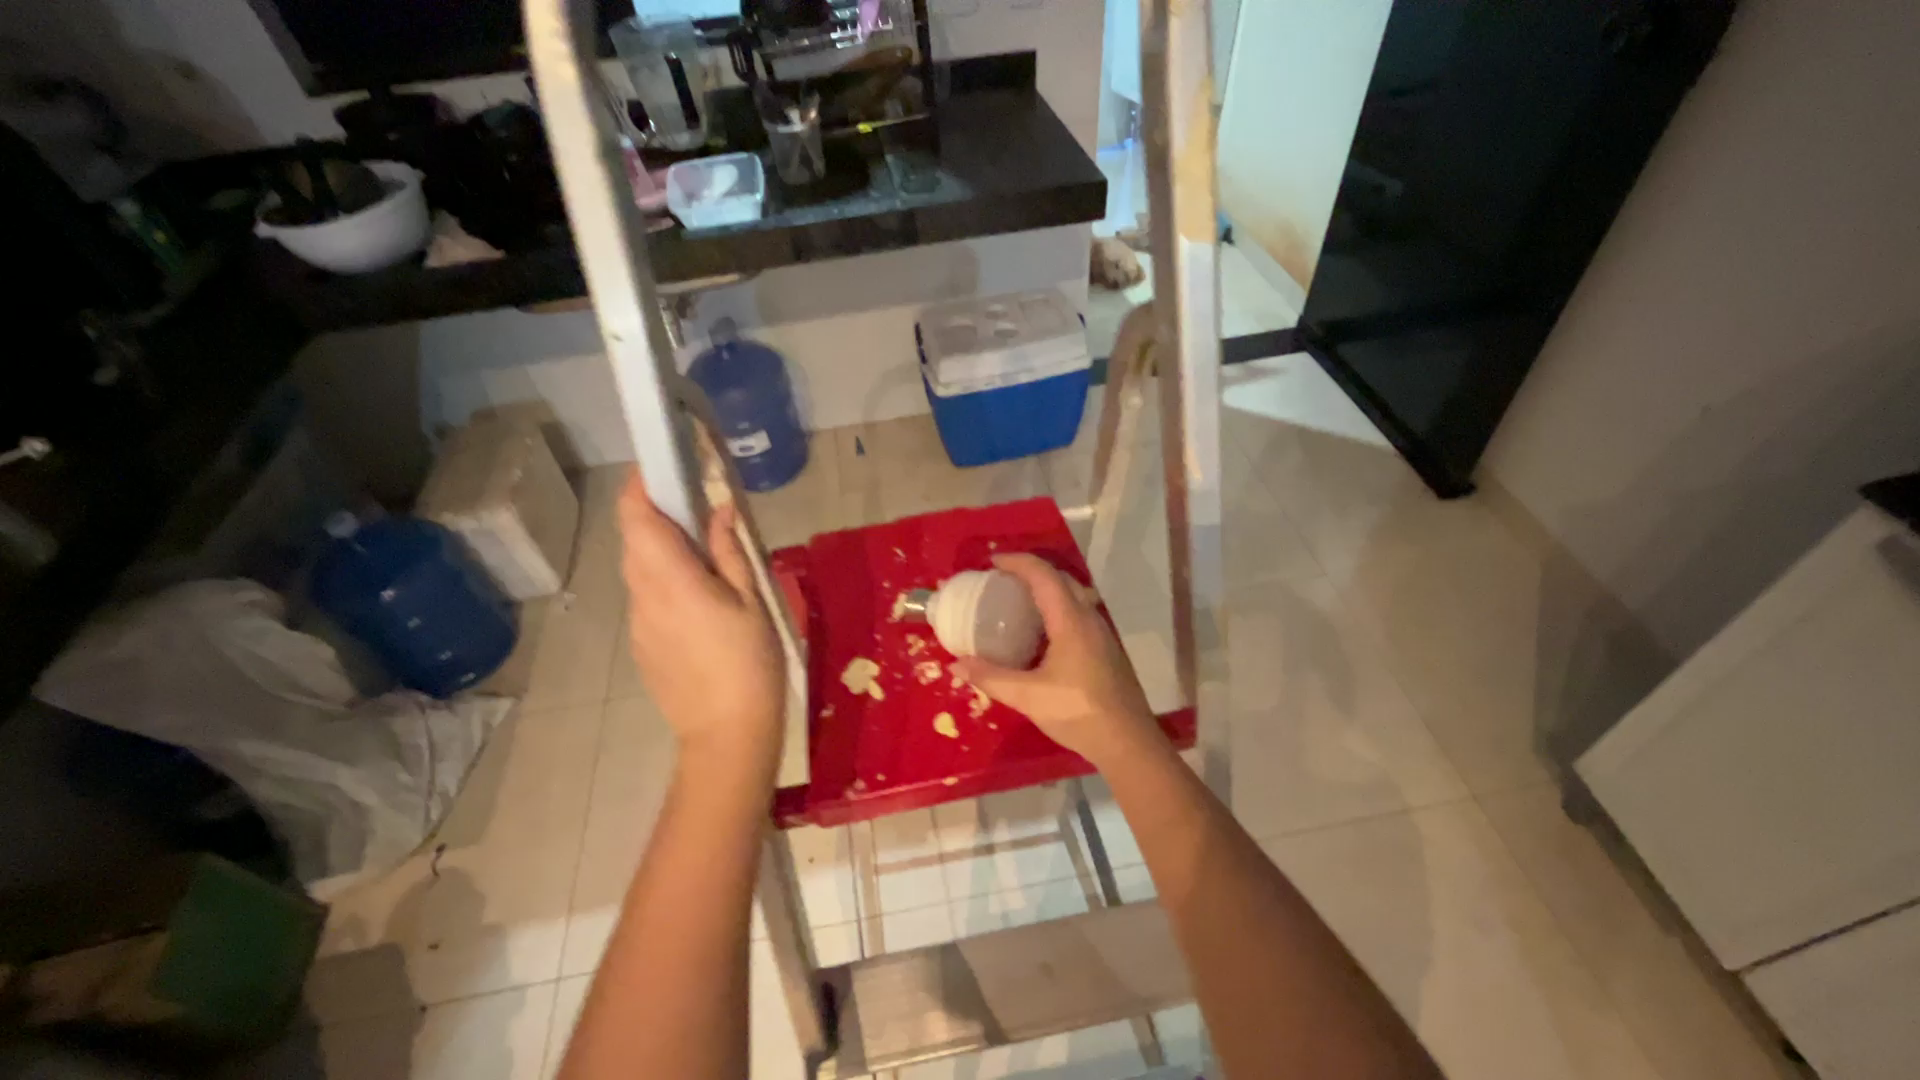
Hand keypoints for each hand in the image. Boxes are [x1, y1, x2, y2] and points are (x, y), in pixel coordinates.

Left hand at [617, 470, 783, 758]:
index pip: (636, 516)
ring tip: (702, 551)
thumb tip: (718, 511)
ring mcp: (638, 622)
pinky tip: (698, 598)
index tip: (661, 466)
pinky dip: (663, 579)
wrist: (726, 734)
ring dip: (659, 548)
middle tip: (695, 507)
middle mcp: (643, 595)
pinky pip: (646, 596)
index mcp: (671, 579)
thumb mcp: (751, 601)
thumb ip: (729, 551)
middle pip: (633, 539)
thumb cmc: (750, 663)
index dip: (640, 485)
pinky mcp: (641, 643)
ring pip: (638, 568)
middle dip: (654, 513)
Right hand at [950, 553, 1165, 768]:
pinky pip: (1078, 616)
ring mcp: (1102, 635)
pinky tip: (1040, 637)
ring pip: (1073, 597)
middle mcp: (1089, 619)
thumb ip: (990, 677)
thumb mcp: (1027, 696)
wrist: (1127, 742)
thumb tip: (956, 664)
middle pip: (1061, 580)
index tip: (992, 563)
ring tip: (1018, 605)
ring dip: (1046, 592)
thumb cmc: (1077, 712)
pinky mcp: (1106, 651)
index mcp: (1071, 621)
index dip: (1017, 562)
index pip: (1044, 575)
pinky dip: (1056, 612)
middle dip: (1031, 573)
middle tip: (1002, 582)